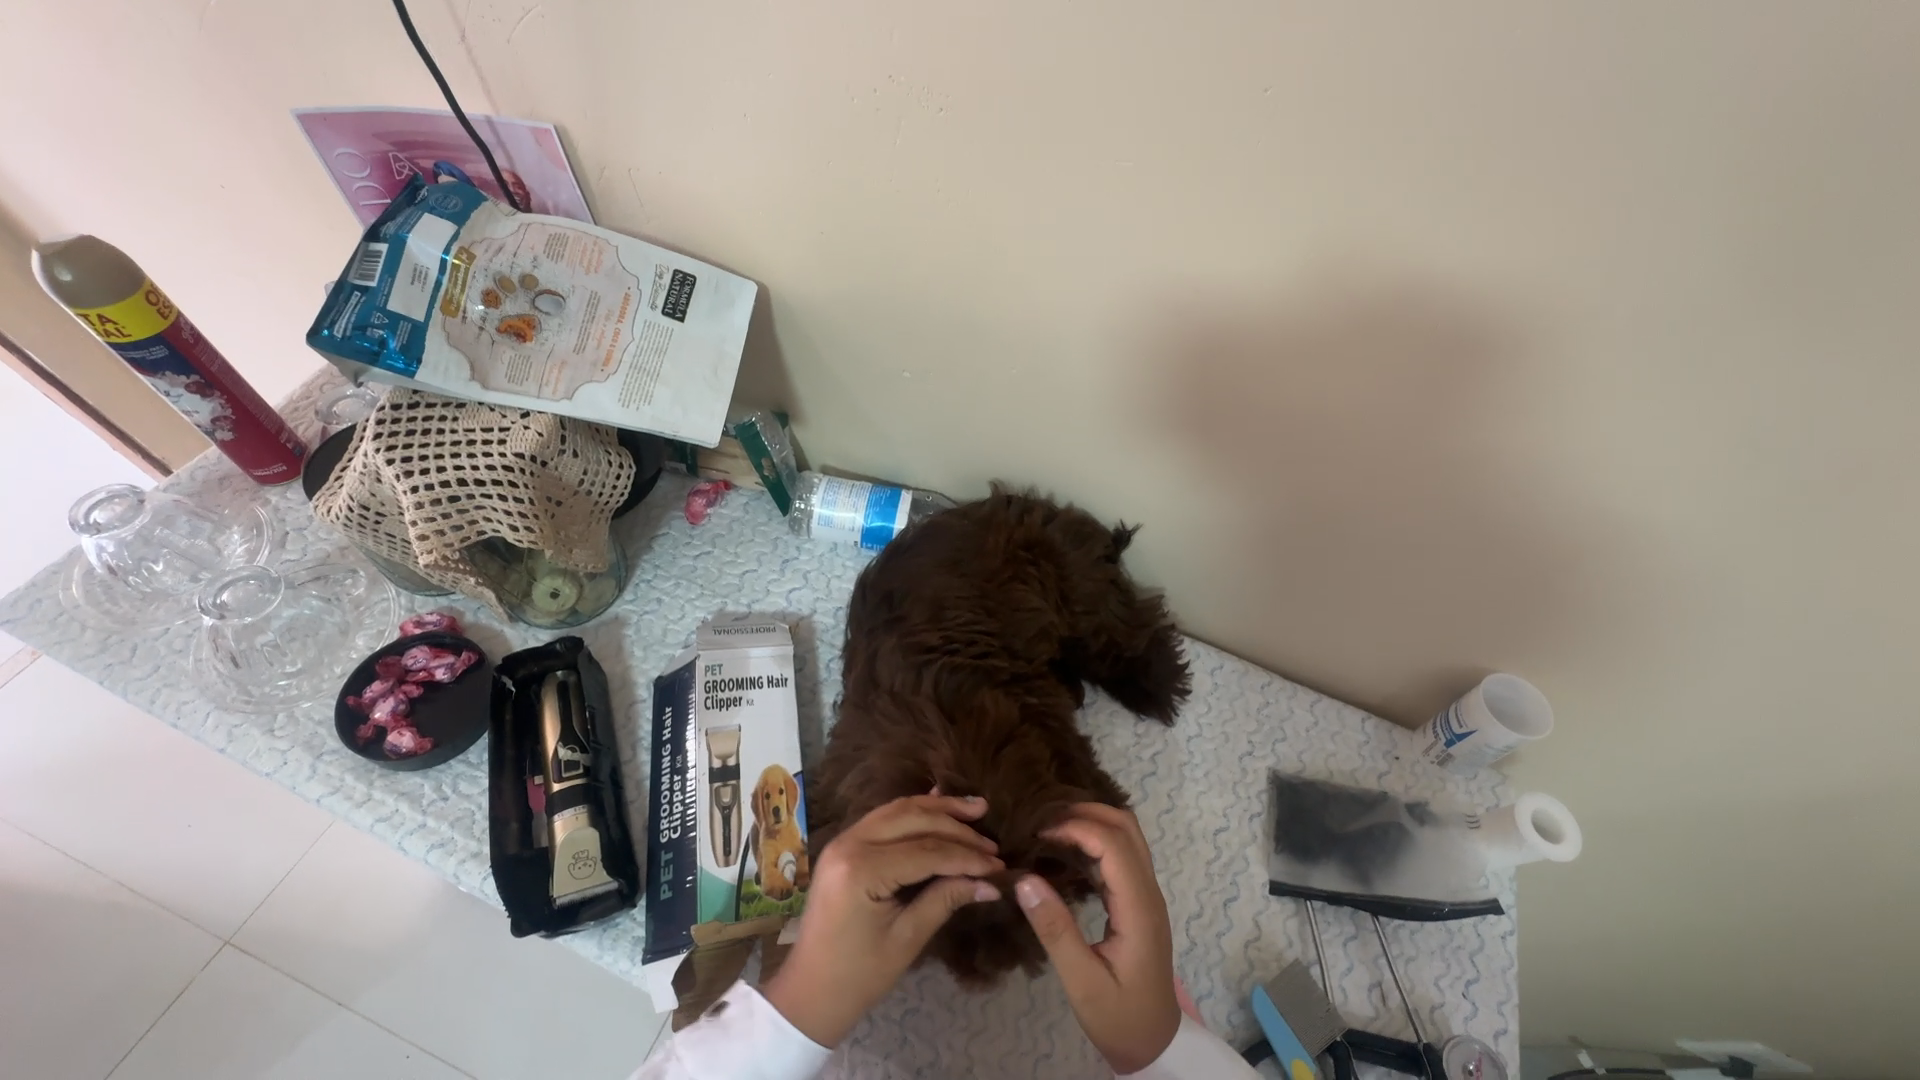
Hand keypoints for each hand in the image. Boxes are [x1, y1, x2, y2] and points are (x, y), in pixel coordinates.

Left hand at [762, 793, 1003, 1046]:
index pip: (927, 851)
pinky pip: (884, 818)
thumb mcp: (907, 939)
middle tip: (992, 840)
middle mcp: (850, 842)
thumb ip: (945, 900)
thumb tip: (990, 883)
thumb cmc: (858, 975)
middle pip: (913, 819)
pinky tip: (937, 803)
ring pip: (898, 810)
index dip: (967, 857)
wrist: (808, 992)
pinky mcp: (844, 845)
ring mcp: (843, 840)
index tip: (999, 866)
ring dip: (937, 810)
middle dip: (956, 827)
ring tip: (975, 809)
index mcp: (862, 869)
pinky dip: (913, 812)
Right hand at [1014, 804, 1179, 1074]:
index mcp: (1139, 908)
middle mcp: (1149, 892)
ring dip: (1092, 821)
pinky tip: (1065, 851)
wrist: (1154, 1045)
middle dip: (1085, 812)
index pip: (1114, 843)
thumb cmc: (1118, 1017)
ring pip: (1128, 835)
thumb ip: (1055, 930)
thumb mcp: (1082, 982)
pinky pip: (1123, 853)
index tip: (1038, 833)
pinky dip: (1095, 839)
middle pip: (1126, 826)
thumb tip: (1024, 879)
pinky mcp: (1139, 901)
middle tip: (1041, 821)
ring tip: (1050, 829)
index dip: (1077, 827)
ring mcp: (1147, 895)